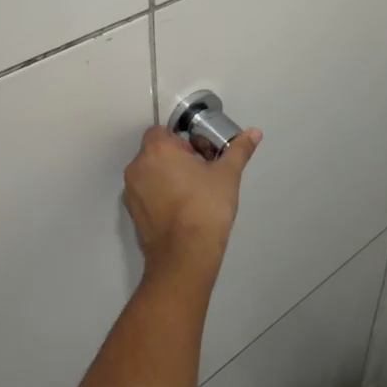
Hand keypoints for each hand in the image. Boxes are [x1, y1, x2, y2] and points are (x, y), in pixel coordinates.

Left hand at [123, 125, 261, 277]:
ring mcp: (132, 192)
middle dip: (177, 159)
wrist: (186, 254)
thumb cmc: (206, 206)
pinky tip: (181, 211)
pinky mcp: (132, 213)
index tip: (201, 157)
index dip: (183, 141)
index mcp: (158, 150)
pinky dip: (160, 197)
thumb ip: (239, 150)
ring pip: (151, 174)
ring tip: (192, 195)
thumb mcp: (228, 175)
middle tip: (202, 175)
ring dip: (167, 178)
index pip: (164, 132)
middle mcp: (138, 167)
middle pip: (157, 153)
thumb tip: (254, 133)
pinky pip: (147, 195)